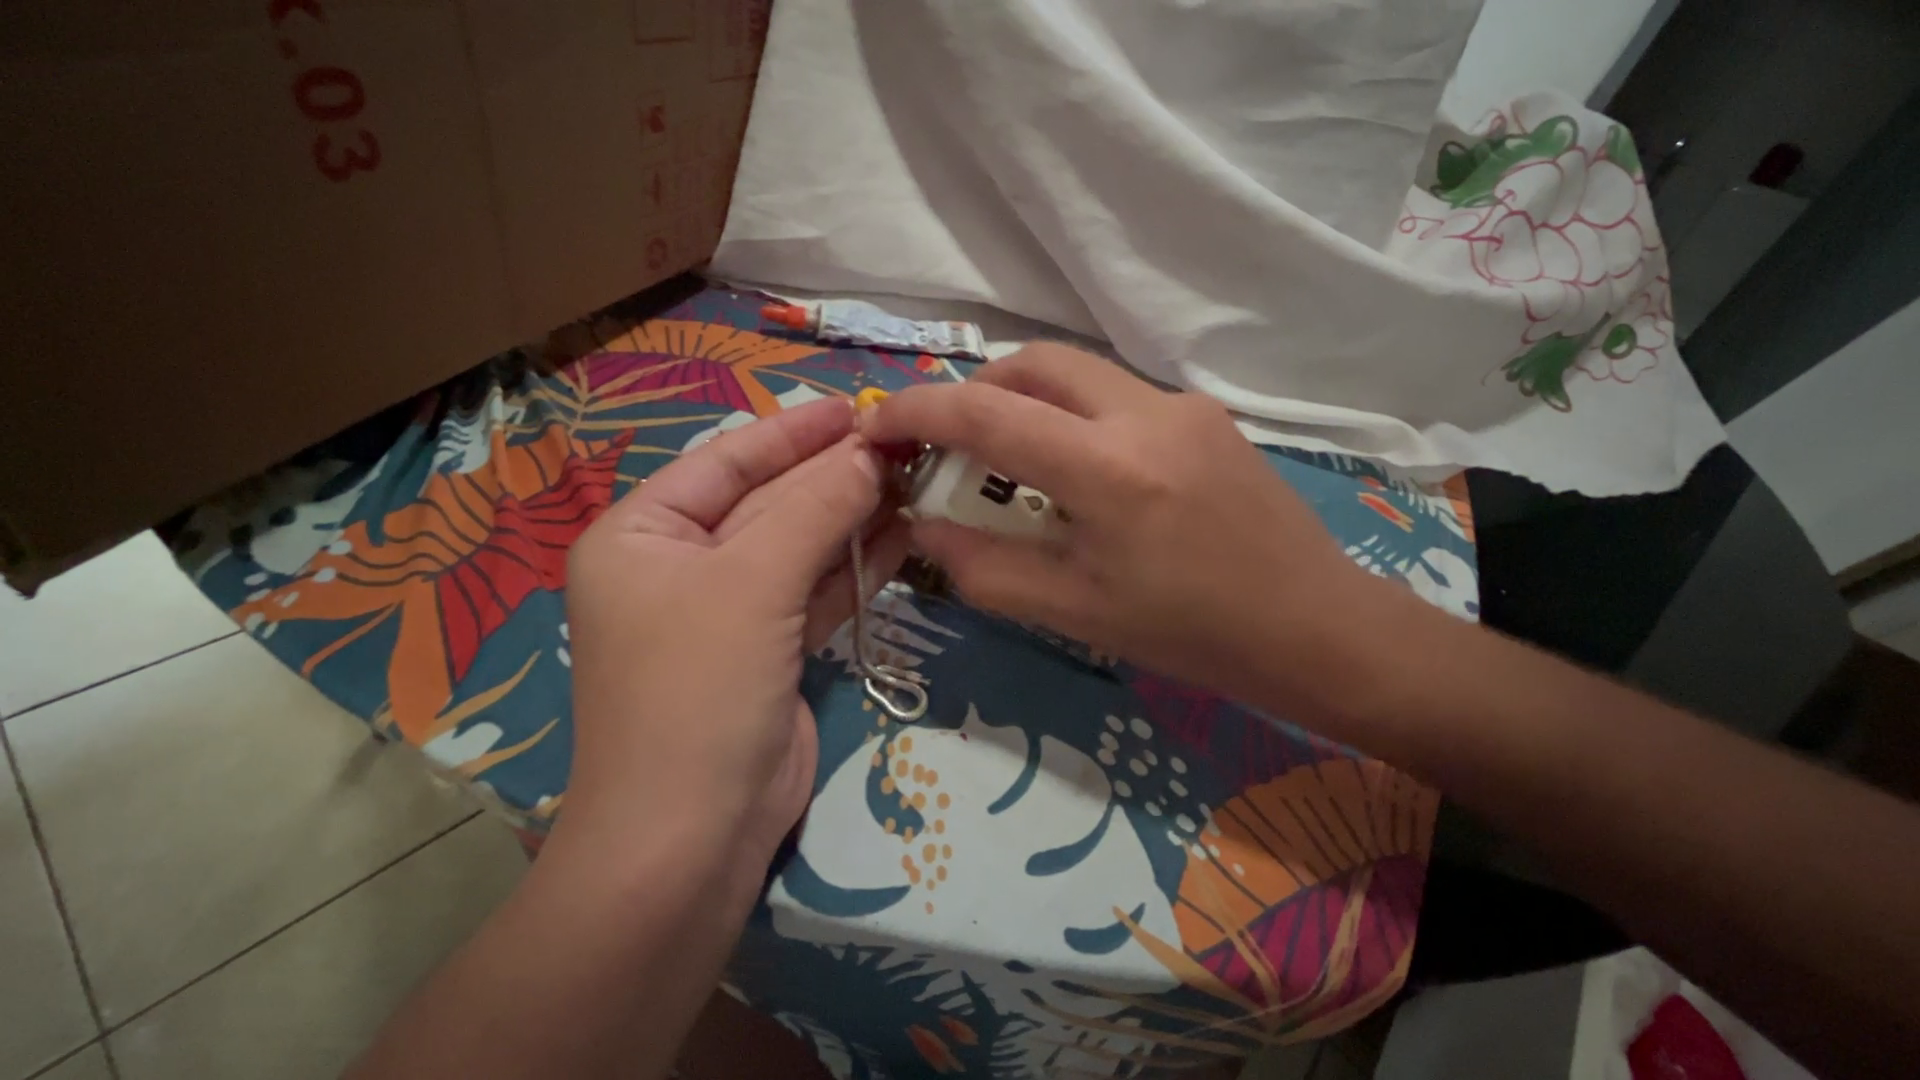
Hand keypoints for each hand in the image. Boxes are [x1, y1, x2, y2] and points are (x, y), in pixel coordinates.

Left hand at [560, 399, 907, 869]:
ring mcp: (728, 614)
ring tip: (916, 482)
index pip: (725, 461)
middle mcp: (679, 567)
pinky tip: (903, 536)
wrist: (691, 838)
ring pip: (799, 548)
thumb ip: (815, 508)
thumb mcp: (752, 584)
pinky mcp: (770, 654)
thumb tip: (872, 451)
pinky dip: (856, 568)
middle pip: (768, 502)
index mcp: (643, 535)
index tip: (857, 406)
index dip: (792, 431)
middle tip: (906, 444)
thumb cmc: (697, 691)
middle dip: (834, 475)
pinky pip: (816, 594)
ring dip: (853, 518)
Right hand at [863, 345, 1387, 713]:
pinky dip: (1076, 417)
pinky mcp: (1208, 415)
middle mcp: (1145, 414)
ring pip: (1078, 374)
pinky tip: (1084, 476)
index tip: (878, 425)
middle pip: (1033, 363)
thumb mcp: (1075, 614)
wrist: (1317, 628)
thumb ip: (985, 569)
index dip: (920, 412)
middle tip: (951, 443)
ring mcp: (1183, 406)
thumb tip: (924, 527)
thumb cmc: (1193, 635)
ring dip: (1027, 401)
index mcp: (1108, 469)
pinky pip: (1118, 396)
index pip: (987, 414)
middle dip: (975, 391)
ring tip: (1013, 462)